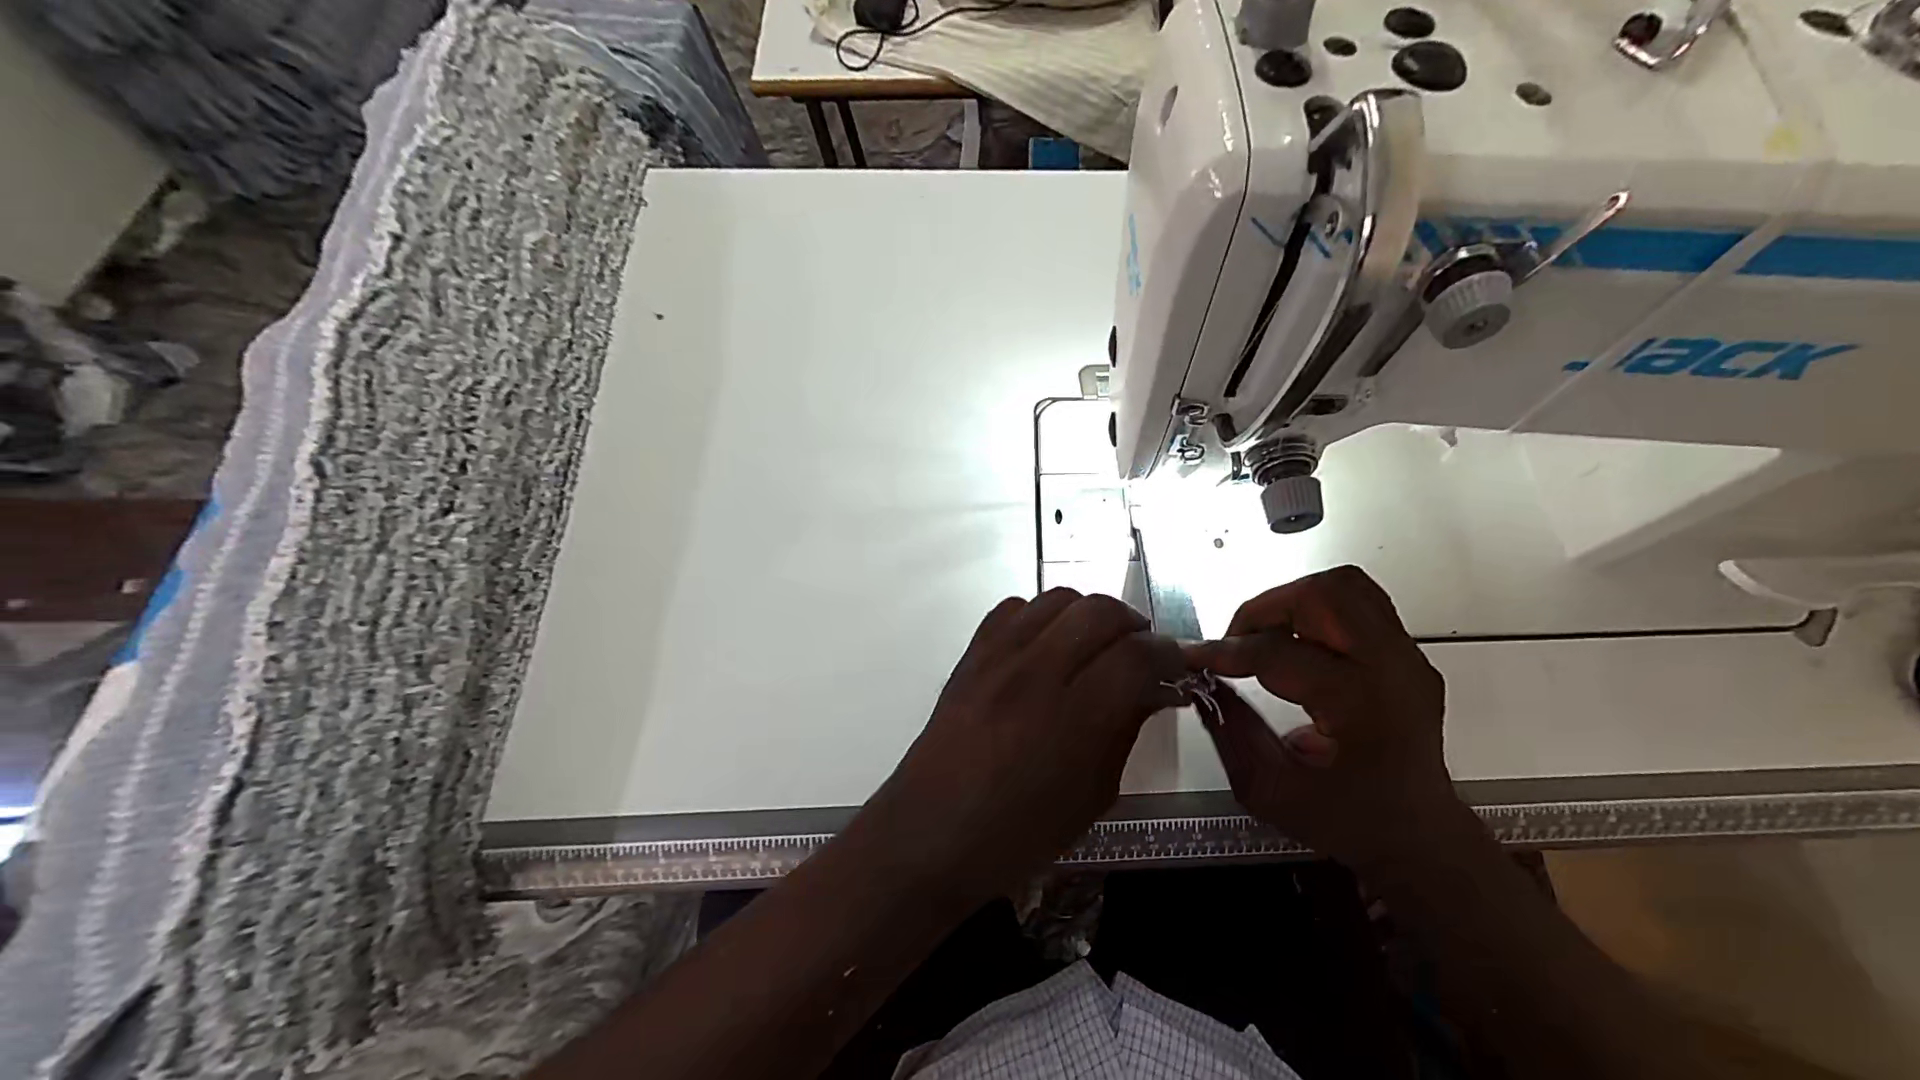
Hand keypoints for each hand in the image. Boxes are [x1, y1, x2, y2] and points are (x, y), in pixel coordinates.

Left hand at [858, 588, 1185, 905]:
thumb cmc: (1018, 834)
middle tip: (1142, 653)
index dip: (1169, 654)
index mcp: (1073, 718)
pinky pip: (1013, 609)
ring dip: (1089, 615)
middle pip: (1099, 611)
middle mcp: (1034, 673)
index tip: (1178, 666)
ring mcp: (997, 658)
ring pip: (1057, 599)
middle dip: (1134, 625)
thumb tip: (1153, 689)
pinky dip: (1042, 617)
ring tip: (1097, 645)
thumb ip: (1126, 730)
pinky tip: (1048, 646)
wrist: (931, 832)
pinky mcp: (970, 655)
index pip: (1137, 654)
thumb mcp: (1093, 794)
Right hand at [1184, 565, 1459, 868]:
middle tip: (1237, 642)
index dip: (1226, 652)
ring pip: (1344, 587)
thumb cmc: (1350, 822)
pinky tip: (1292, 645)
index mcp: (1363, 707)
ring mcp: (1407, 657)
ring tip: (1264, 639)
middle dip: (1265, 609)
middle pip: (1324, 595)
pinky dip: (1313, 612)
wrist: (1420, 837)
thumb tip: (1204, 686)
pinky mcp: (1405, 654)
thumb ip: (1230, 732)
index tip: (1194, 657)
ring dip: (1291, 603)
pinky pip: (1355, 605)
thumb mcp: (1270, 791)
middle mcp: (1393, 670)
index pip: (1280, 652)